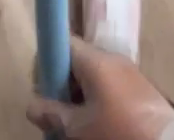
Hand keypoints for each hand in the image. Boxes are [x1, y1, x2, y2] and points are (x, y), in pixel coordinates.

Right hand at [27, 38, 173, 139]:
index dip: (48, 62)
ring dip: (80, 95)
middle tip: (57, 113)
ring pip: (94, 77)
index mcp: (95, 60)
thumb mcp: (80, 129)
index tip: (43, 88)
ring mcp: (129, 74)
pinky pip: (110, 87)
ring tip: (76, 123)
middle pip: (77, 61)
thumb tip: (31, 106)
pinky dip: (98, 101)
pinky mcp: (142, 90)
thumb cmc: (118, 133)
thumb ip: (53, 114)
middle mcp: (112, 59)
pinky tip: (97, 124)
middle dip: (63, 84)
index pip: (62, 43)